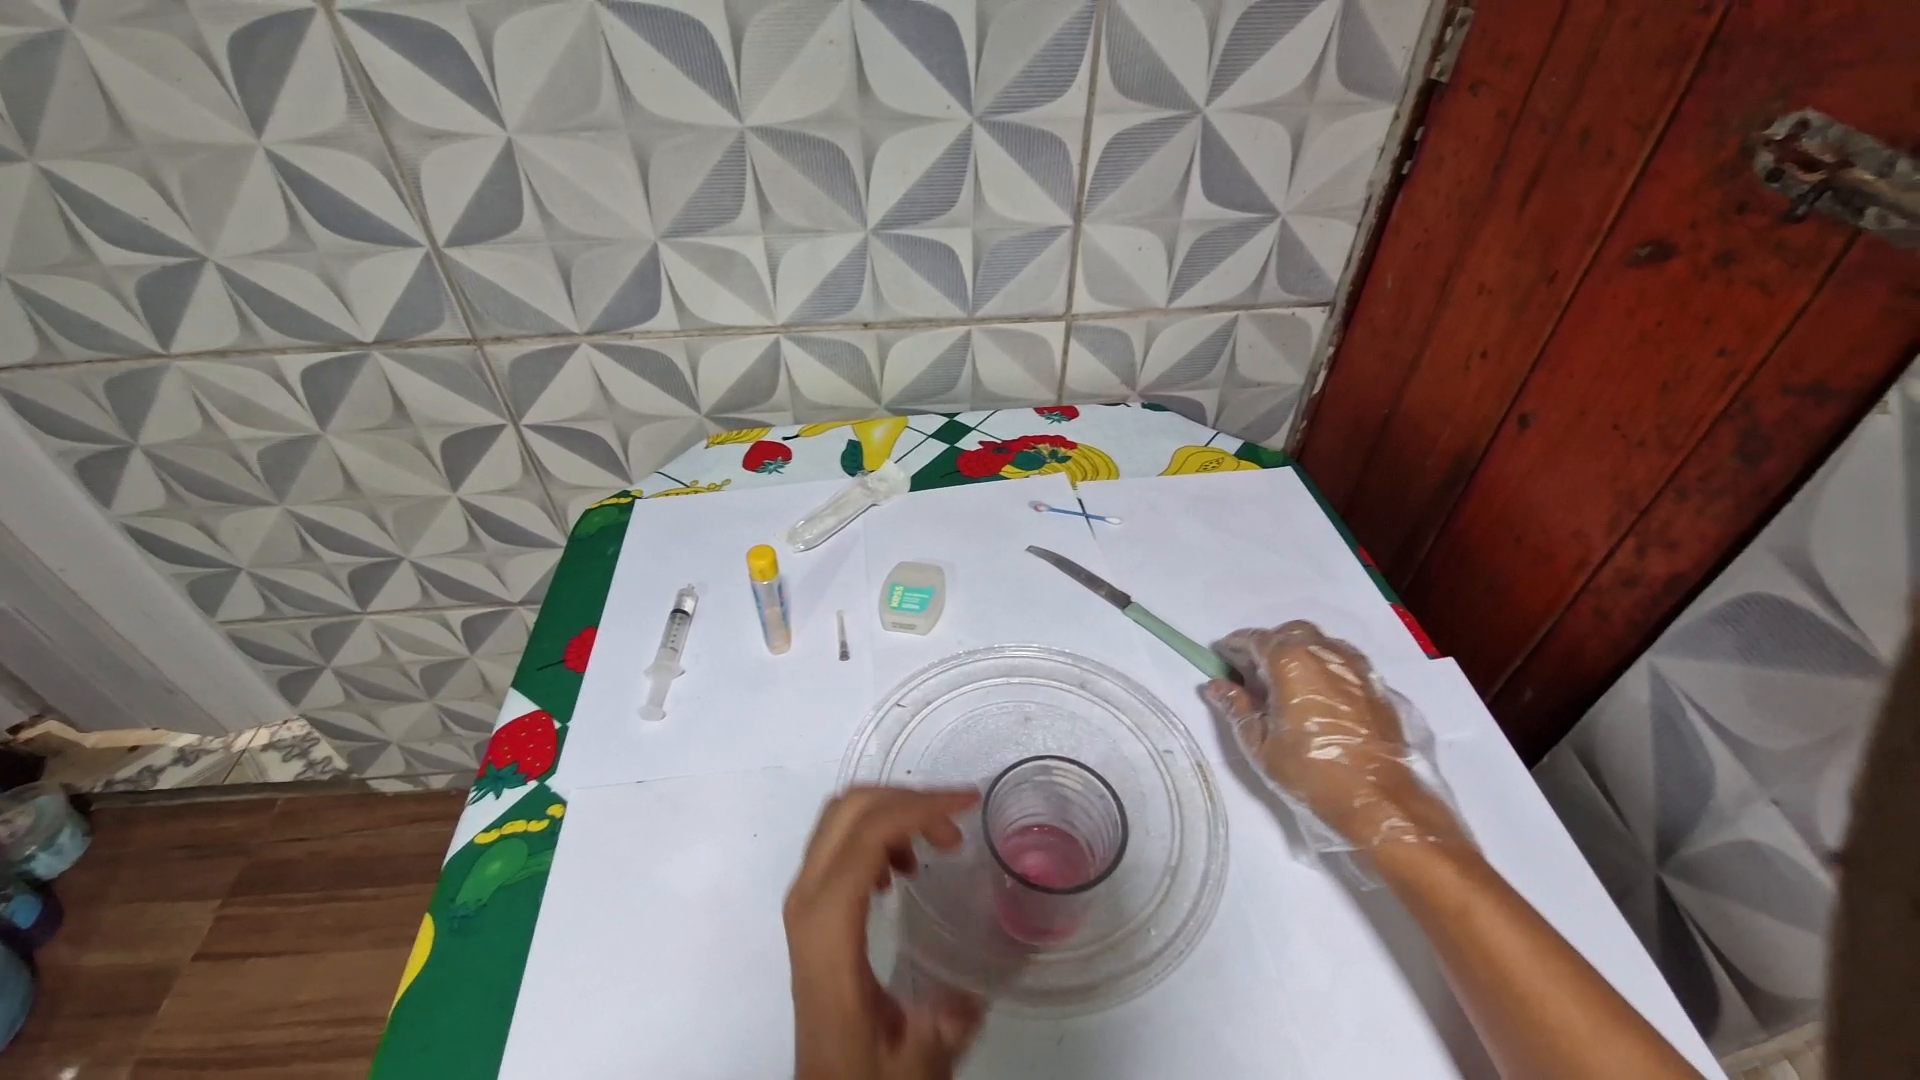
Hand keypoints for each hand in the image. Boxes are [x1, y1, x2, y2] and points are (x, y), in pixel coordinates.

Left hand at [785, 787, 985, 1079]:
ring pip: (842, 817)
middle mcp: (807, 898)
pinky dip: (878, 832)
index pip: (866, 835)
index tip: (969, 803)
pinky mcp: (812, 904)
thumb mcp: (911, 1061)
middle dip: (909, 799)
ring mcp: (804, 897)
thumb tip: (968, 999)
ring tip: (939, 844)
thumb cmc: (864, 1072)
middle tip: (957, 823)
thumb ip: (940, 1029)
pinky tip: (905, 869)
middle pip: (850, 809)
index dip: (918, 807)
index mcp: (827, 925)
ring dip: (894, 813)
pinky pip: (840, 839)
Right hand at [1207, 621, 1462, 849]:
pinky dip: (1325, 667)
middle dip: (1269, 645)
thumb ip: (1237, 709)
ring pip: (1321, 644)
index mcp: (1291, 662)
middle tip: (1254, 673)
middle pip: (1290, 633)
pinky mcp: (1378, 686)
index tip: (1221, 658)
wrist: (1381, 800)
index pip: (1255, 639)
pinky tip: (1320, 696)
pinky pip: (1344, 662)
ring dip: (1299, 653)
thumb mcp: (1261, 745)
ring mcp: (1356, 668)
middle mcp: (1325, 654)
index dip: (1233, 646)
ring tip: (1287, 683)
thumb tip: (1217, 686)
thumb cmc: (1311, 772)